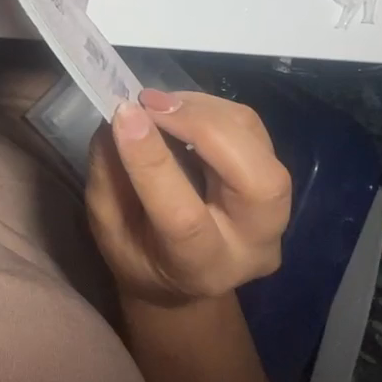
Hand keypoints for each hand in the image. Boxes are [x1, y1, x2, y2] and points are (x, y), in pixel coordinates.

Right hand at [86, 89, 289, 306]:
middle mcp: (252, 245)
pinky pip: (254, 133)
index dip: (152, 161)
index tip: (124, 114)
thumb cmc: (135, 252)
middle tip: (150, 103)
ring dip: (207, 112)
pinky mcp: (275, 185)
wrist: (180, 278)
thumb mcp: (106, 224)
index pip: (184, 217)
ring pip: (259, 148)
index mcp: (200, 268)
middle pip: (257, 182)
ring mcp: (275, 216)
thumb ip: (110, 175)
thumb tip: (123, 118)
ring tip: (158, 103)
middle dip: (204, 129)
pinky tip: (178, 109)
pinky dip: (214, 110)